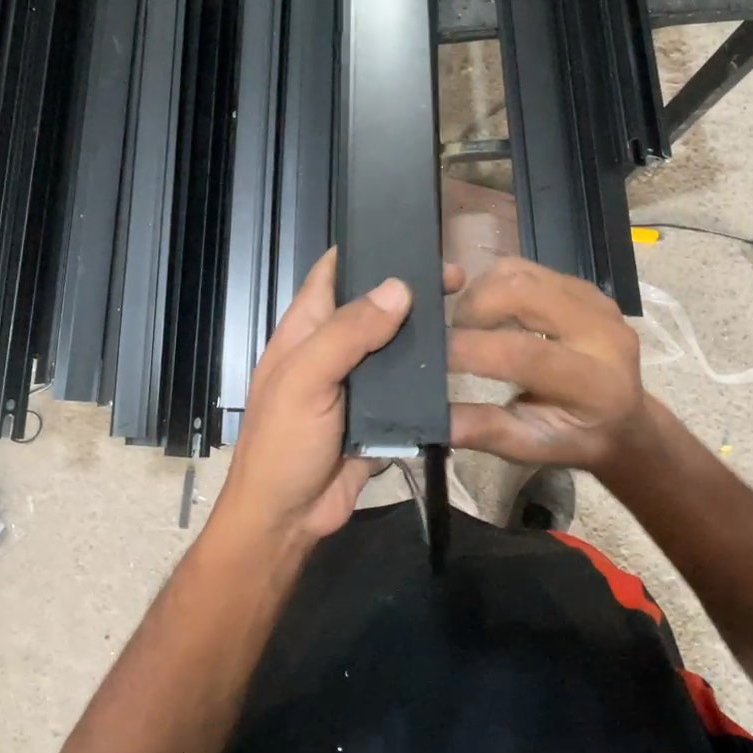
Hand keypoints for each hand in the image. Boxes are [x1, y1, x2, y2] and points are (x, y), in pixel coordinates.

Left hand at [214, 249, 462, 545]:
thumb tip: (397, 288)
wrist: (287, 520)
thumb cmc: (284, 443)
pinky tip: (459, 364)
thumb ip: (347, 334)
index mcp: (303, 331)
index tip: (408, 232)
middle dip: (407, 289)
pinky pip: (404, 390)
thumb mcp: (306, 380)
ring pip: (392, 347)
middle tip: (457, 277)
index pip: (330, 274)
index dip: (363, 250)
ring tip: (468, 313)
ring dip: (422, 332)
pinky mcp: (376, 417)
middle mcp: (329, 350)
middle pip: (370, 307)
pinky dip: (427, 378)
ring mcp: (353, 384)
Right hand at [446, 256, 655, 473]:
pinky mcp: (583, 287)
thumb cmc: (575, 438)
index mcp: (594, 382)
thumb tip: (434, 416)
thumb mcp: (531, 447)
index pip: (524, 353)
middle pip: (523, 294)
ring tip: (469, 325)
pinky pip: (527, 270)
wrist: (623, 421)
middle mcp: (602, 332)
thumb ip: (485, 430)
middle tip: (451, 336)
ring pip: (521, 273)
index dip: (470, 350)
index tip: (433, 358)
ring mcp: (595, 302)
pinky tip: (492, 314)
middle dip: (473, 309)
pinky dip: (496, 286)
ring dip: (481, 293)